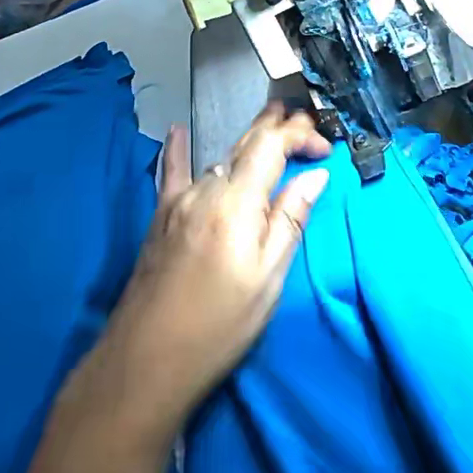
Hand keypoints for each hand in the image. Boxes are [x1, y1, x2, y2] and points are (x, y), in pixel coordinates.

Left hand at [94, 106, 331, 422]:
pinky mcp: (160, 214)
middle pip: (243, 145)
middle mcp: (205, 190)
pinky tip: (177, 130)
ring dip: (247, 145)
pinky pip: (171, 172)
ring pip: (218, 161)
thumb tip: (315, 175)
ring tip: (269, 128)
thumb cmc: (220, 324)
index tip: (324, 144)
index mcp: (236, 203)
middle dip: (275, 128)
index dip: (298, 134)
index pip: (270, 147)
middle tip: (302, 119)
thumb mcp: (268, 278)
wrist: (149, 354)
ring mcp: (178, 200)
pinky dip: (178, 149)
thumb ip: (289, 220)